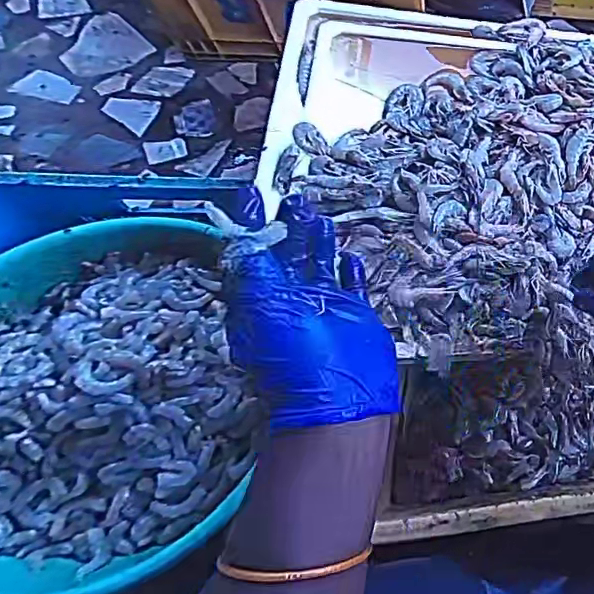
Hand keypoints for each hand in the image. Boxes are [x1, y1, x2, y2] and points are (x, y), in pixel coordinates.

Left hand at [223, 195, 399, 430]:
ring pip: (318, 263)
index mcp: (260, 299)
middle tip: (293, 198)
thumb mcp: (261, 305)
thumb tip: (240, 232)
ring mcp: (323, 307)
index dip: (250, 224)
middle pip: (287, 253)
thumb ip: (252, 265)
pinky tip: (348, 255)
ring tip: (316, 215)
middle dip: (288, 224)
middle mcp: (289, 301)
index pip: (252, 253)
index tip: (252, 195)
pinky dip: (349, 269)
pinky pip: (350, 285)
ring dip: (317, 239)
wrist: (341, 398)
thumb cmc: (296, 356)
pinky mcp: (353, 314)